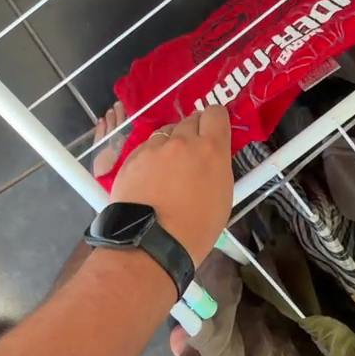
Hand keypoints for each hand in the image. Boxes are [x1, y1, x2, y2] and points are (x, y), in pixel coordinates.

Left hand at [108, 107, 233, 264]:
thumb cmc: (196, 228)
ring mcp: (154, 148)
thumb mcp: (222, 195)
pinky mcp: (132, 158)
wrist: (151, 243)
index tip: (213, 131)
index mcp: (211, 149)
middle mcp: (183, 141)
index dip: (215, 121)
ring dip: (171, 143)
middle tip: (192, 154)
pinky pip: (146, 147)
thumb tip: (211, 156)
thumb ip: (217, 165)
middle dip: (193, 132)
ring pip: (166, 132)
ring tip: (169, 167)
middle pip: (190, 120)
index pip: (216, 113)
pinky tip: (150, 177)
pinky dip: (151, 156)